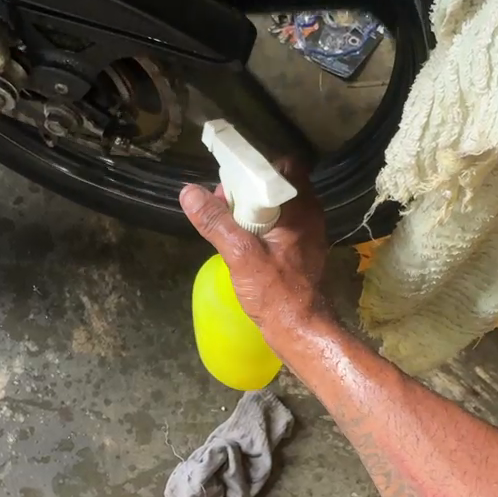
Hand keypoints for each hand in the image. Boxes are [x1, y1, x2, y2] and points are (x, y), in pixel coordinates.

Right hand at [179, 159, 330, 336]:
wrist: (301, 330)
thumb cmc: (276, 293)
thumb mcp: (240, 254)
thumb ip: (216, 222)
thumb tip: (189, 193)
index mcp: (301, 208)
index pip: (284, 166)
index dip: (256, 167)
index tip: (231, 178)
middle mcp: (308, 215)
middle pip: (275, 186)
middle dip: (246, 190)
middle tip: (220, 202)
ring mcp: (305, 234)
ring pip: (275, 208)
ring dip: (249, 211)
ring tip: (224, 223)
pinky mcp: (298, 251)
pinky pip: (276, 227)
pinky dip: (257, 228)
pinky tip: (239, 242)